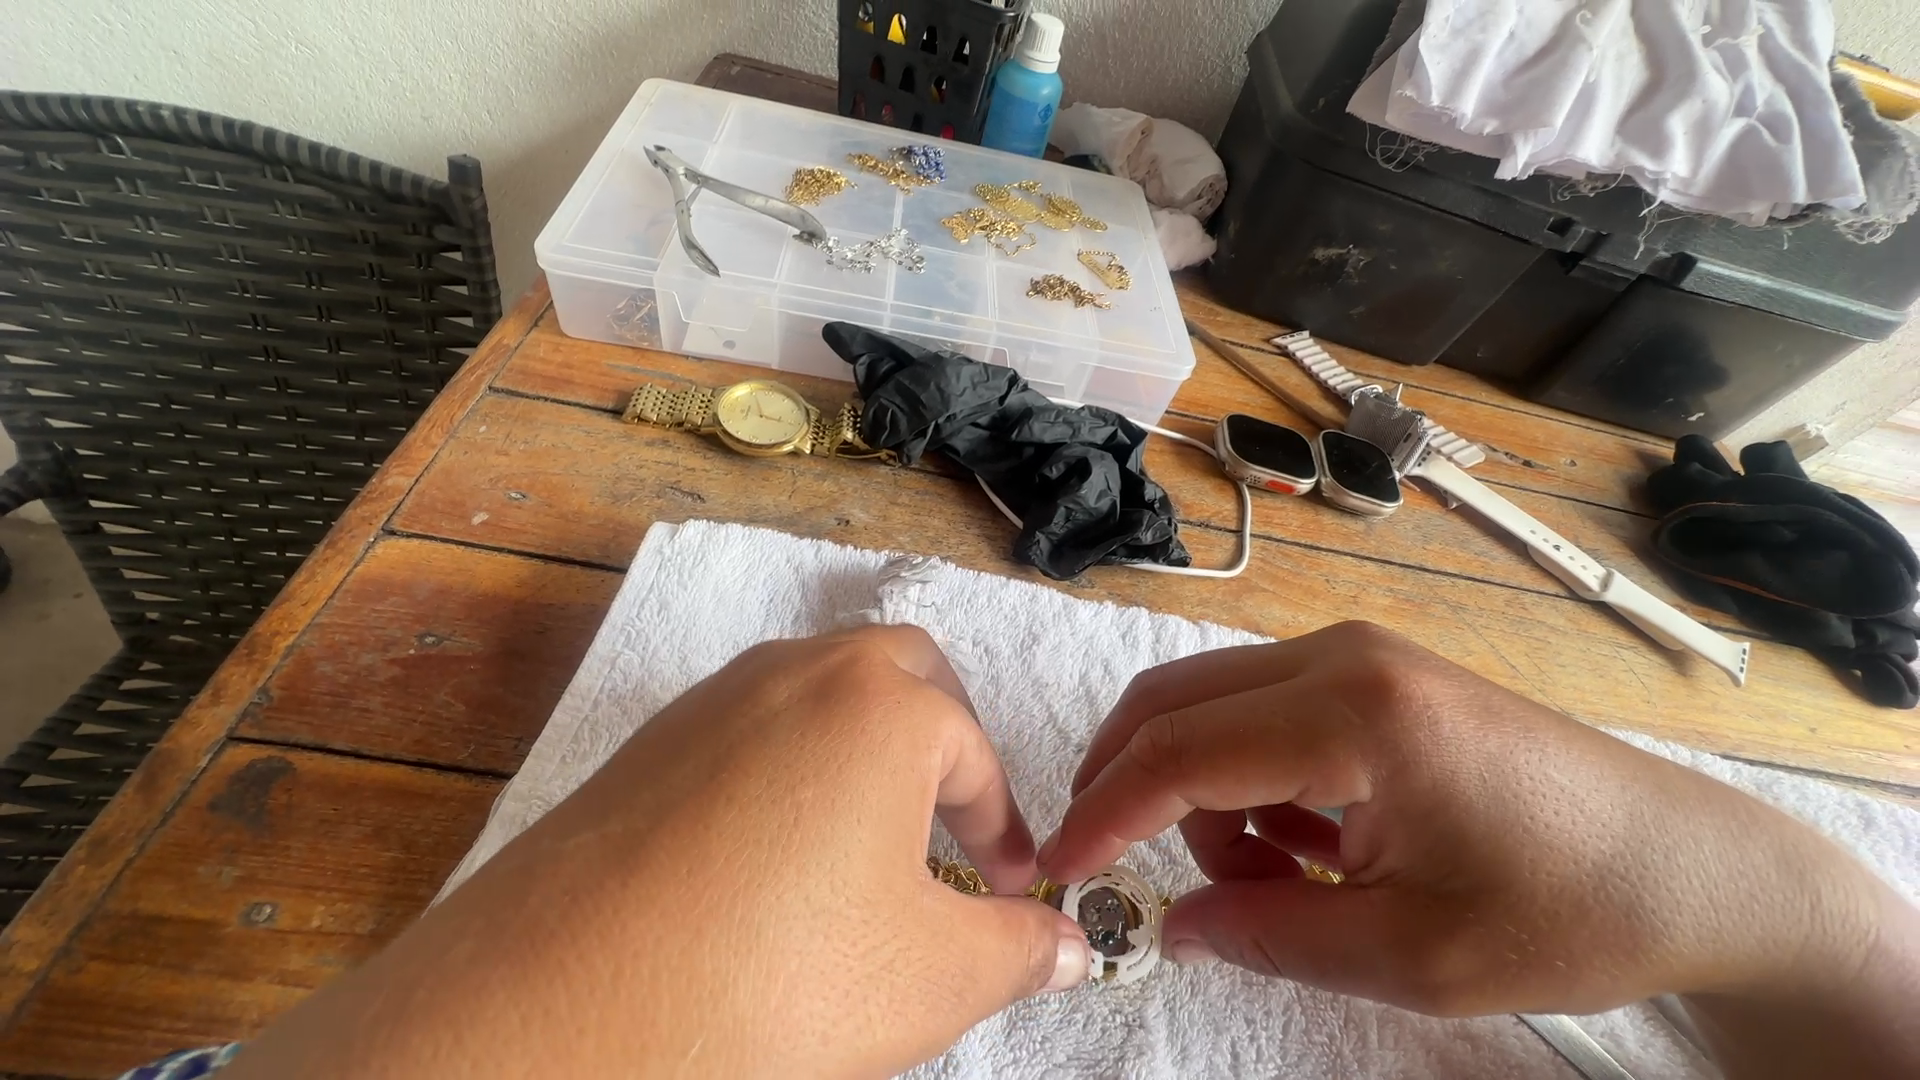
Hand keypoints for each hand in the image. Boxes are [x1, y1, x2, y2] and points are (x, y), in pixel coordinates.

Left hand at [225, 626, 1092, 1078]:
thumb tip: (1074, 950)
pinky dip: (794, 753)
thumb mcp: (932, 976)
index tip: (1009, 888)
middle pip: (905, 671)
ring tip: (866, 829)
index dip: (1002, 827)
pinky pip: (757, 716)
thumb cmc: (779, 979)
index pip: (975, 754)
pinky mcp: (658, 731)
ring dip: (866, 738)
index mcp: (885, 705)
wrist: (552, 1014)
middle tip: (947, 821)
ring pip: (826, 684)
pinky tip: (772, 841)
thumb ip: (1020, 950)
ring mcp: (722, 691)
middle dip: (943, 739)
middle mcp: (806, 670)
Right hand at [1039, 622, 1906, 1023]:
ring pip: (1205, 704)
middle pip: (1171, 702)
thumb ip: (1265, 935)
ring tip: (1267, 879)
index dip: (1106, 812)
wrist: (1693, 863)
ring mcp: (1346, 652)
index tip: (1061, 868)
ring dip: (1197, 793)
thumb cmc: (1565, 913)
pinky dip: (1240, 778)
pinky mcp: (1357, 668)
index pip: (1182, 753)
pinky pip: (1251, 710)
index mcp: (1352, 715)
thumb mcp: (1408, 956)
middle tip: (1111, 857)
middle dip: (1125, 781)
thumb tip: (1170, 930)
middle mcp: (1334, 656)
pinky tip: (1302, 838)